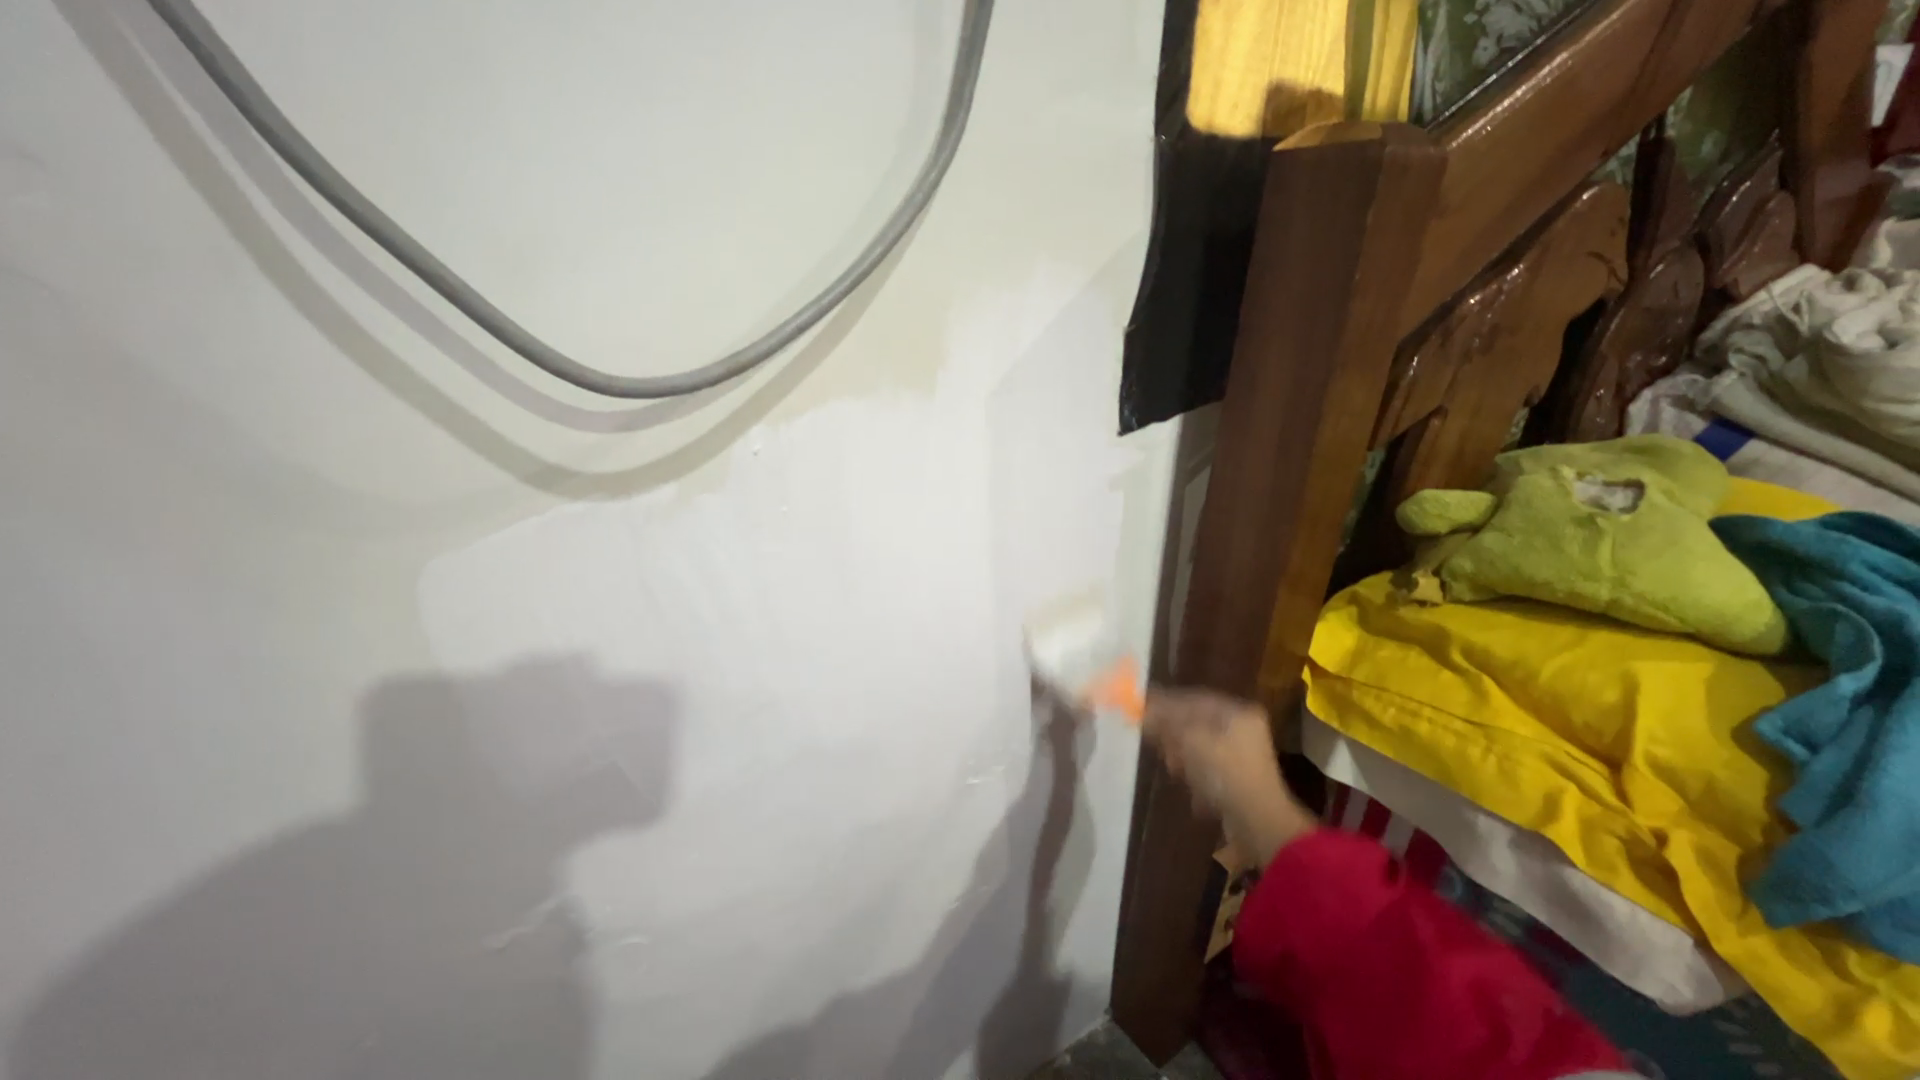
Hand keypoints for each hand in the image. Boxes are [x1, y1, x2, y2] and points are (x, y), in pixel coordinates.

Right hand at [1141, 687, 1316, 865]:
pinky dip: (1194, 775)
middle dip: (1174, 734)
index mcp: (1238, 713)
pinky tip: (1188, 784)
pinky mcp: (1236, 780)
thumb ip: (1165, 723)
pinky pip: (1206, 769)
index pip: (1194, 700)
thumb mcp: (1191, 741)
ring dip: (1182, 757)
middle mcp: (1243, 729)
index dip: (1165, 704)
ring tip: (1174, 768)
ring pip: (1198, 747)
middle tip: (1155, 742)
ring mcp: (1241, 756)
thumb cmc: (1226, 774)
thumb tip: (1142, 711)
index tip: (1139, 709)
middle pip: (1195, 724)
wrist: (1258, 823)